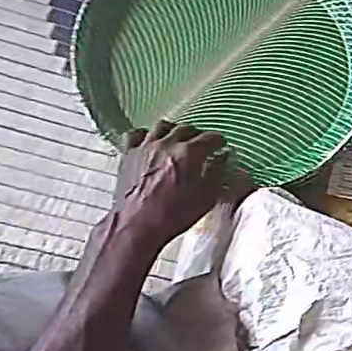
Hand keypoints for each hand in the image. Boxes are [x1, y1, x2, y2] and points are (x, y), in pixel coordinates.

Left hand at [111, 121, 231, 247]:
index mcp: (189, 154)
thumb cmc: (171, 215)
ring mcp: (146, 147)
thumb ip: (217, 174)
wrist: (138, 225)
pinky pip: (136, 134)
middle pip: (187, 129)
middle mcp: (167, 144)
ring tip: (177, 139)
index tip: (220, 146)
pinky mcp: (129, 154)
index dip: (219, 141)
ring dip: (174, 131)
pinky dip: (145, 135)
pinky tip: (150, 141)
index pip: (210, 138)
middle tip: (202, 145)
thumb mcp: (205, 198)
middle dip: (198, 136)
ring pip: (163, 126)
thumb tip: (222, 161)